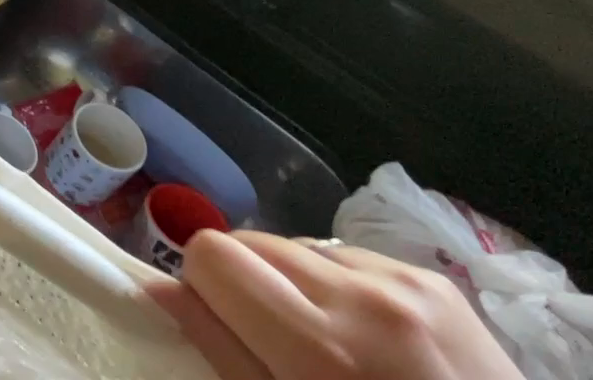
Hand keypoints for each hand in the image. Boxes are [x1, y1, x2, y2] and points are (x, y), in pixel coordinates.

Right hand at [146, 230, 521, 379]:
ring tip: (331, 345)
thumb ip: (221, 351)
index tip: (226, 330)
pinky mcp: (435, 280)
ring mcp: (407, 281)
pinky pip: (345, 258)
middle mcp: (363, 295)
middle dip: (248, 285)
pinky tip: (372, 340)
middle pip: (249, 242)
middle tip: (274, 343)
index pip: (212, 254)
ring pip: (294, 246)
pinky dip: (340, 290)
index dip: (206, 291)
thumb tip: (157, 287)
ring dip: (294, 286)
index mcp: (322, 348)